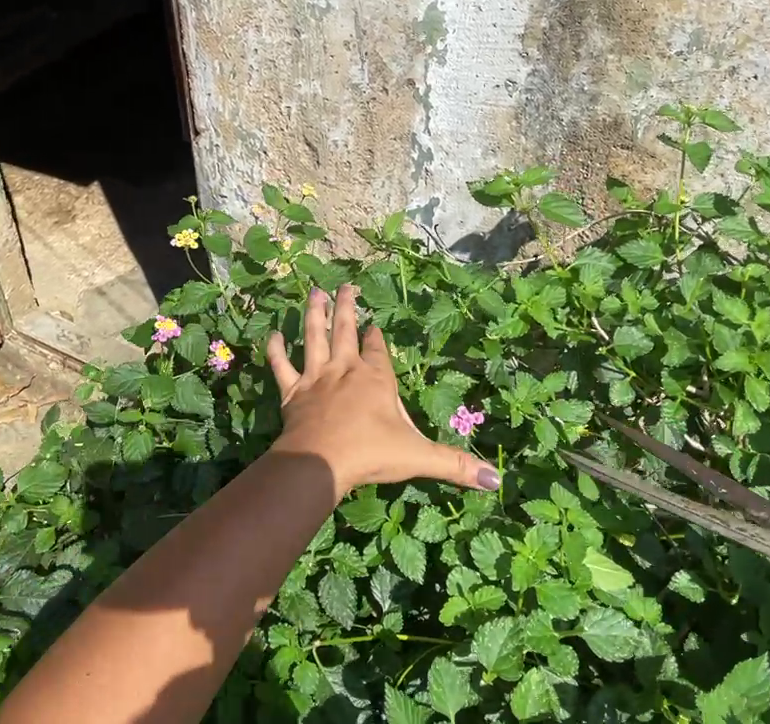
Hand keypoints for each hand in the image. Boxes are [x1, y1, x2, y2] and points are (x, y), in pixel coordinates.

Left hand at [265, 285, 499, 500]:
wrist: (321, 460)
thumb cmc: (371, 453)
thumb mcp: (419, 457)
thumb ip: (455, 465)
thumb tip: (496, 481)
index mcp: (376, 378)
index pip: (378, 350)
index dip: (376, 337)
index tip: (373, 324)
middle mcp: (345, 369)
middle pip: (345, 330)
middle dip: (346, 307)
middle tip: (345, 286)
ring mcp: (316, 377)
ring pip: (314, 336)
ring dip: (314, 314)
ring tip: (315, 293)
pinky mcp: (293, 391)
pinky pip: (281, 365)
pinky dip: (276, 349)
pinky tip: (273, 334)